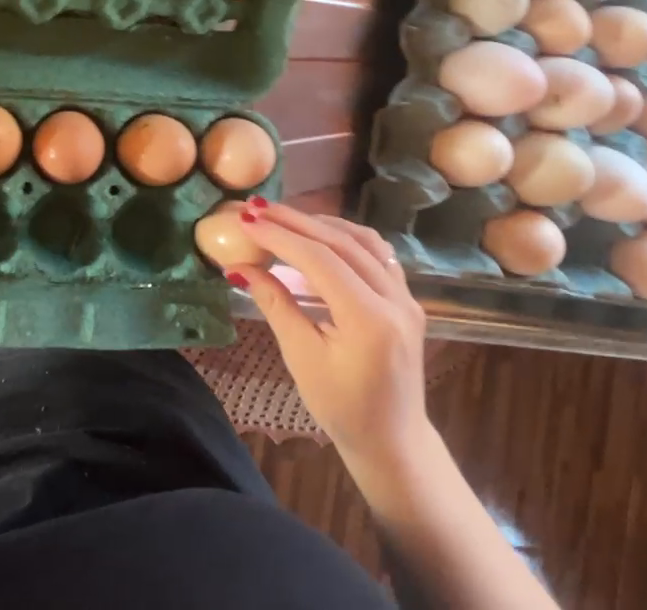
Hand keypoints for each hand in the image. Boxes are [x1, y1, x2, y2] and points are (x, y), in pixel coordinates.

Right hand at [224, 201, 432, 469]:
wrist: (392, 439)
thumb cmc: (341, 407)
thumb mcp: (301, 357)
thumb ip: (276, 304)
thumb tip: (240, 267)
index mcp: (369, 319)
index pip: (320, 260)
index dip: (281, 236)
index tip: (247, 221)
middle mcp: (394, 299)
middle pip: (341, 243)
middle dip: (296, 222)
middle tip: (257, 208)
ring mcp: (406, 297)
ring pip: (363, 242)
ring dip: (322, 224)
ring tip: (284, 217)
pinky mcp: (406, 299)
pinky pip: (377, 255)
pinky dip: (345, 239)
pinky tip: (320, 237)